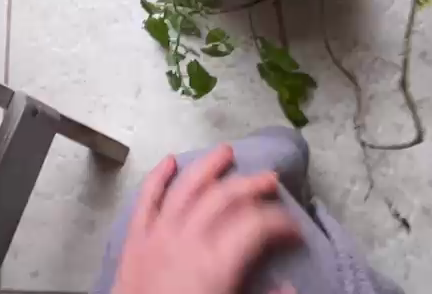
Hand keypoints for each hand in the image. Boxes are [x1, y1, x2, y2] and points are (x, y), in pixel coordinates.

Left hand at [109, 145, 301, 293]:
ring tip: (226, 152)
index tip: (296, 229)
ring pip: (186, 187)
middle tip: (271, 179)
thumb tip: (289, 287)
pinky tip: (170, 161)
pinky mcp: (135, 238)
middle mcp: (187, 238)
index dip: (279, 222)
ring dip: (207, 167)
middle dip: (250, 185)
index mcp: (216, 264)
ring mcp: (158, 234)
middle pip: (223, 198)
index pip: (255, 226)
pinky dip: (159, 176)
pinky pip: (147, 198)